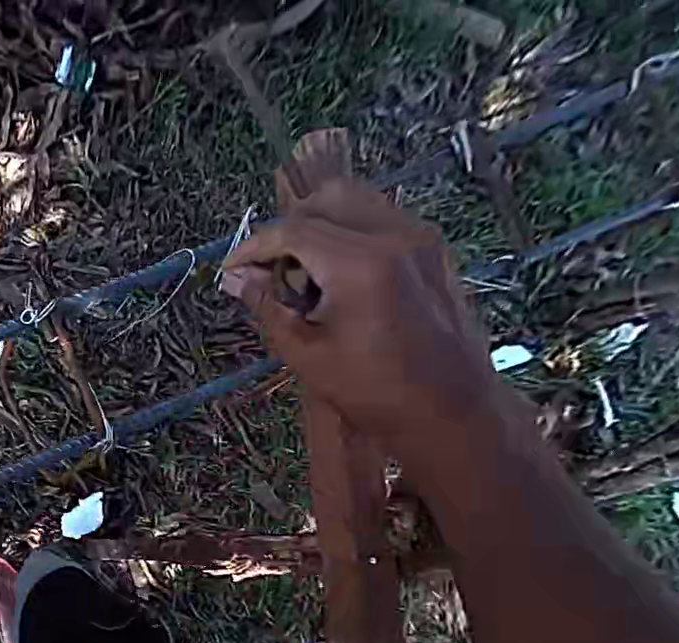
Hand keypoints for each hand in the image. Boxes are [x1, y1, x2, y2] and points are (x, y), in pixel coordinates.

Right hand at [221, 178, 495, 450]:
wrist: (447, 406)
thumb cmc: (369, 389)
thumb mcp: (305, 353)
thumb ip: (268, 306)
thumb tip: (235, 278)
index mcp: (360, 264)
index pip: (294, 230)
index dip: (253, 246)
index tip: (231, 269)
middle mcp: (394, 235)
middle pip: (326, 200)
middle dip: (286, 229)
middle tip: (266, 271)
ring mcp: (419, 237)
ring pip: (355, 203)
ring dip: (317, 229)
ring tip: (301, 278)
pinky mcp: (430, 248)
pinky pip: (378, 220)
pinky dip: (345, 235)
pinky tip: (334, 280)